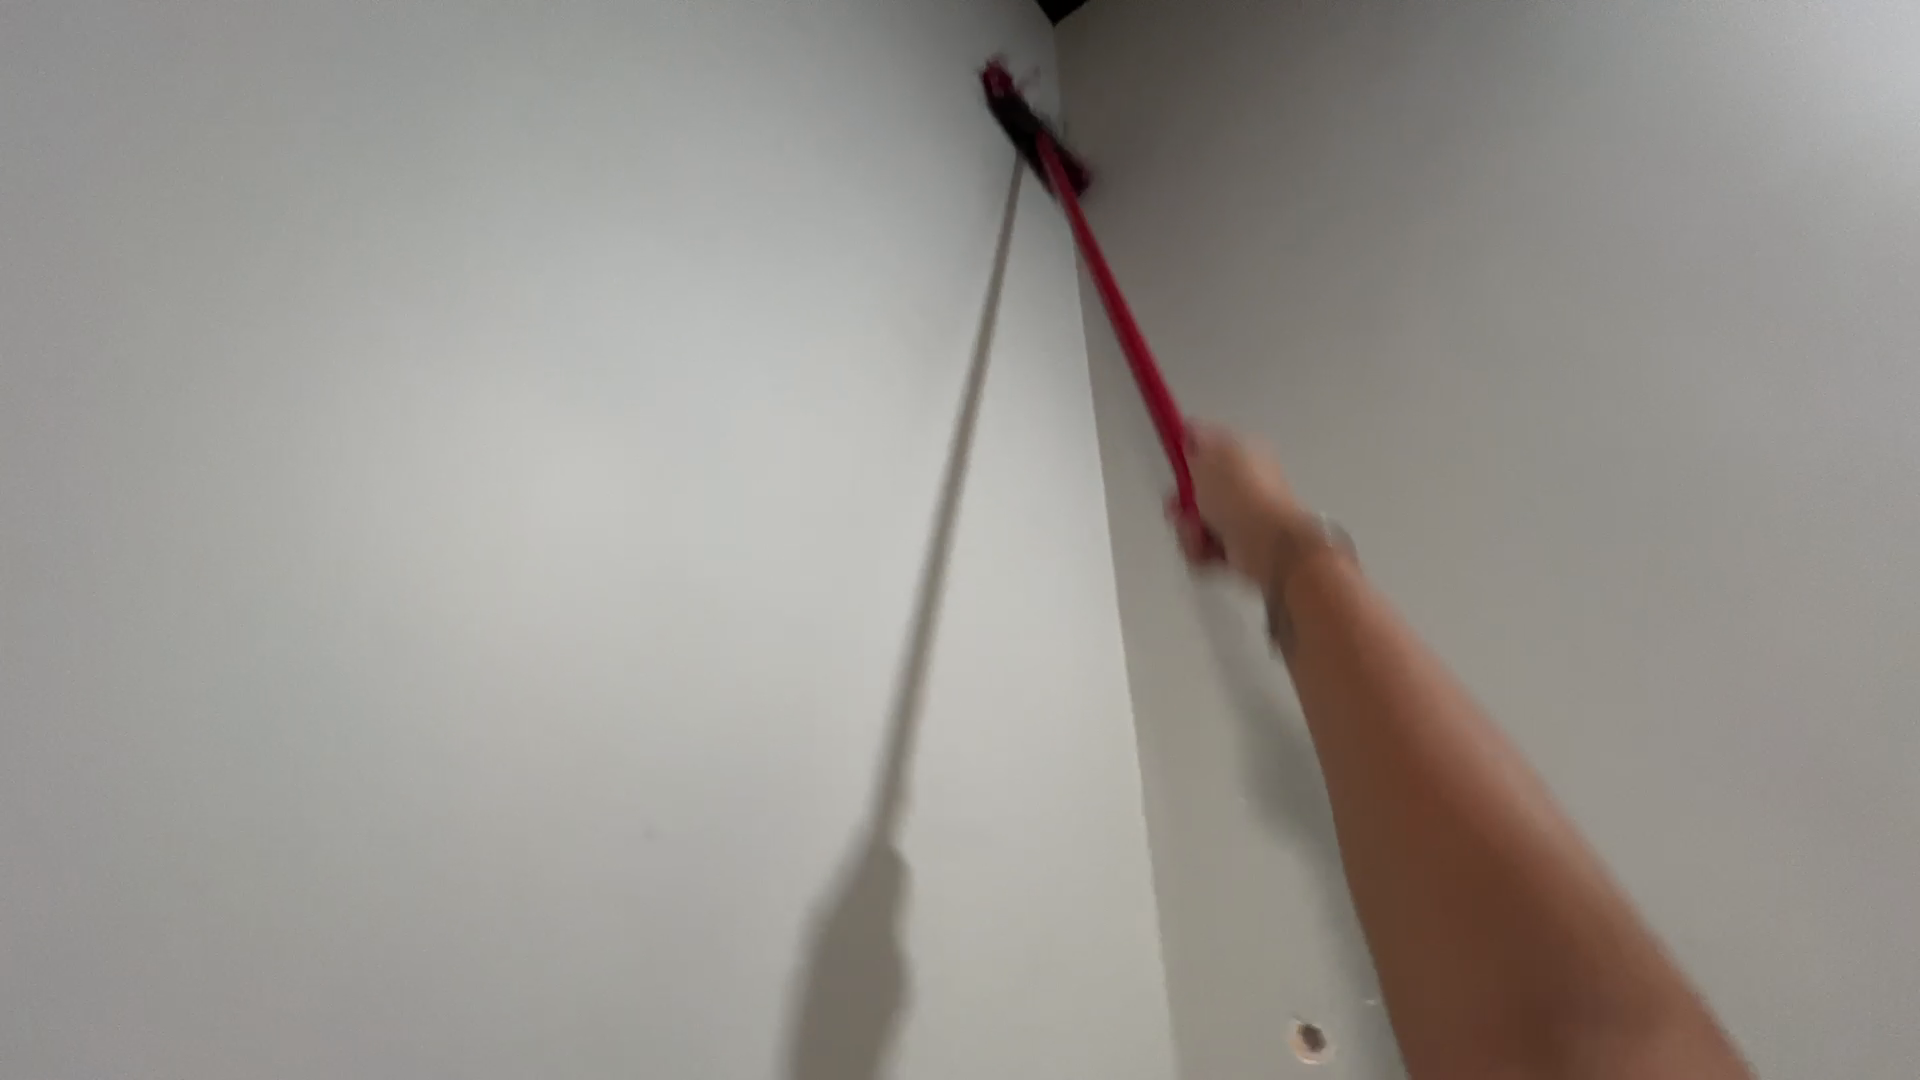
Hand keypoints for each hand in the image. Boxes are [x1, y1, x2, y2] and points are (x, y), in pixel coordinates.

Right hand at [1168, 422, 1301, 587]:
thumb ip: (1195, 442)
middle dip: (1183, 502)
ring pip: (1197, 519)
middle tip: (1182, 509)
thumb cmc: (1239, 497)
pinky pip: (1205, 545)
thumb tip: (1190, 428)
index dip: (1188, 456)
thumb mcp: (1209, 458)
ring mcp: (1243, 515)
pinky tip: (1207, 550)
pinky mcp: (1239, 545)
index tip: (1175, 465)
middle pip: (1198, 488)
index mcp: (1244, 454)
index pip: (1210, 446)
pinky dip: (1200, 550)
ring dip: (1189, 529)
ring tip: (1198, 535)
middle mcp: (1246, 483)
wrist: (1268, 545)